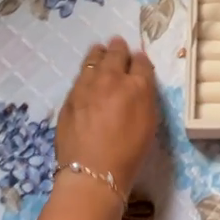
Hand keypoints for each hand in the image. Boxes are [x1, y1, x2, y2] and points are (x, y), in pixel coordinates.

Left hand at [55, 36, 159, 194]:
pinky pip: (80, 75)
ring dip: (100, 53)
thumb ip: (145, 96)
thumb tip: (139, 80)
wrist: (92, 173)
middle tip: (118, 45)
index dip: (140, 59)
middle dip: (119, 48)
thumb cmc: (128, 154)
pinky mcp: (70, 96)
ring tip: (100, 51)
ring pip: (94, 58)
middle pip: (116, 52)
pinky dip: (86, 71)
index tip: (138, 60)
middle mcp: (112, 78)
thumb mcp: (148, 123)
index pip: (141, 61)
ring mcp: (88, 85)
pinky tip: (87, 75)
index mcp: (137, 86)